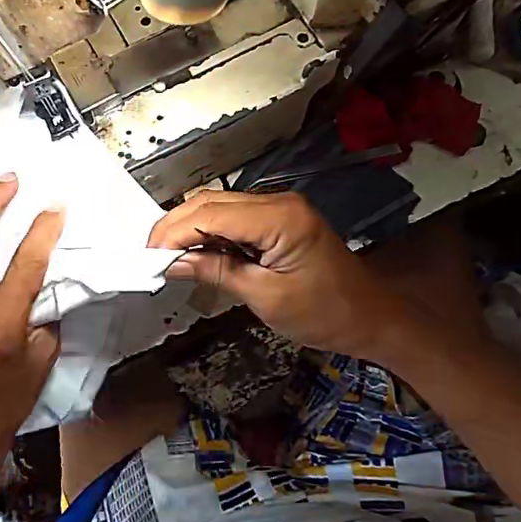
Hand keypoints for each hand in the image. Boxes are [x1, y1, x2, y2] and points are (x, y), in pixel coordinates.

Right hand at [148, 190, 413, 357]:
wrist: (373, 319)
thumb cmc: (325, 312)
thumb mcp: (265, 296)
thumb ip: (216, 272)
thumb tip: (172, 264)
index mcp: (280, 218)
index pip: (210, 215)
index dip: (174, 233)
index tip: (148, 256)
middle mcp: (277, 202)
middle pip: (209, 202)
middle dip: (174, 227)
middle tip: (149, 255)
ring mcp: (278, 208)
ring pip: (216, 207)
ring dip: (187, 228)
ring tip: (164, 256)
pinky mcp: (276, 220)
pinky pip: (231, 218)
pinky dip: (206, 233)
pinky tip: (192, 252)